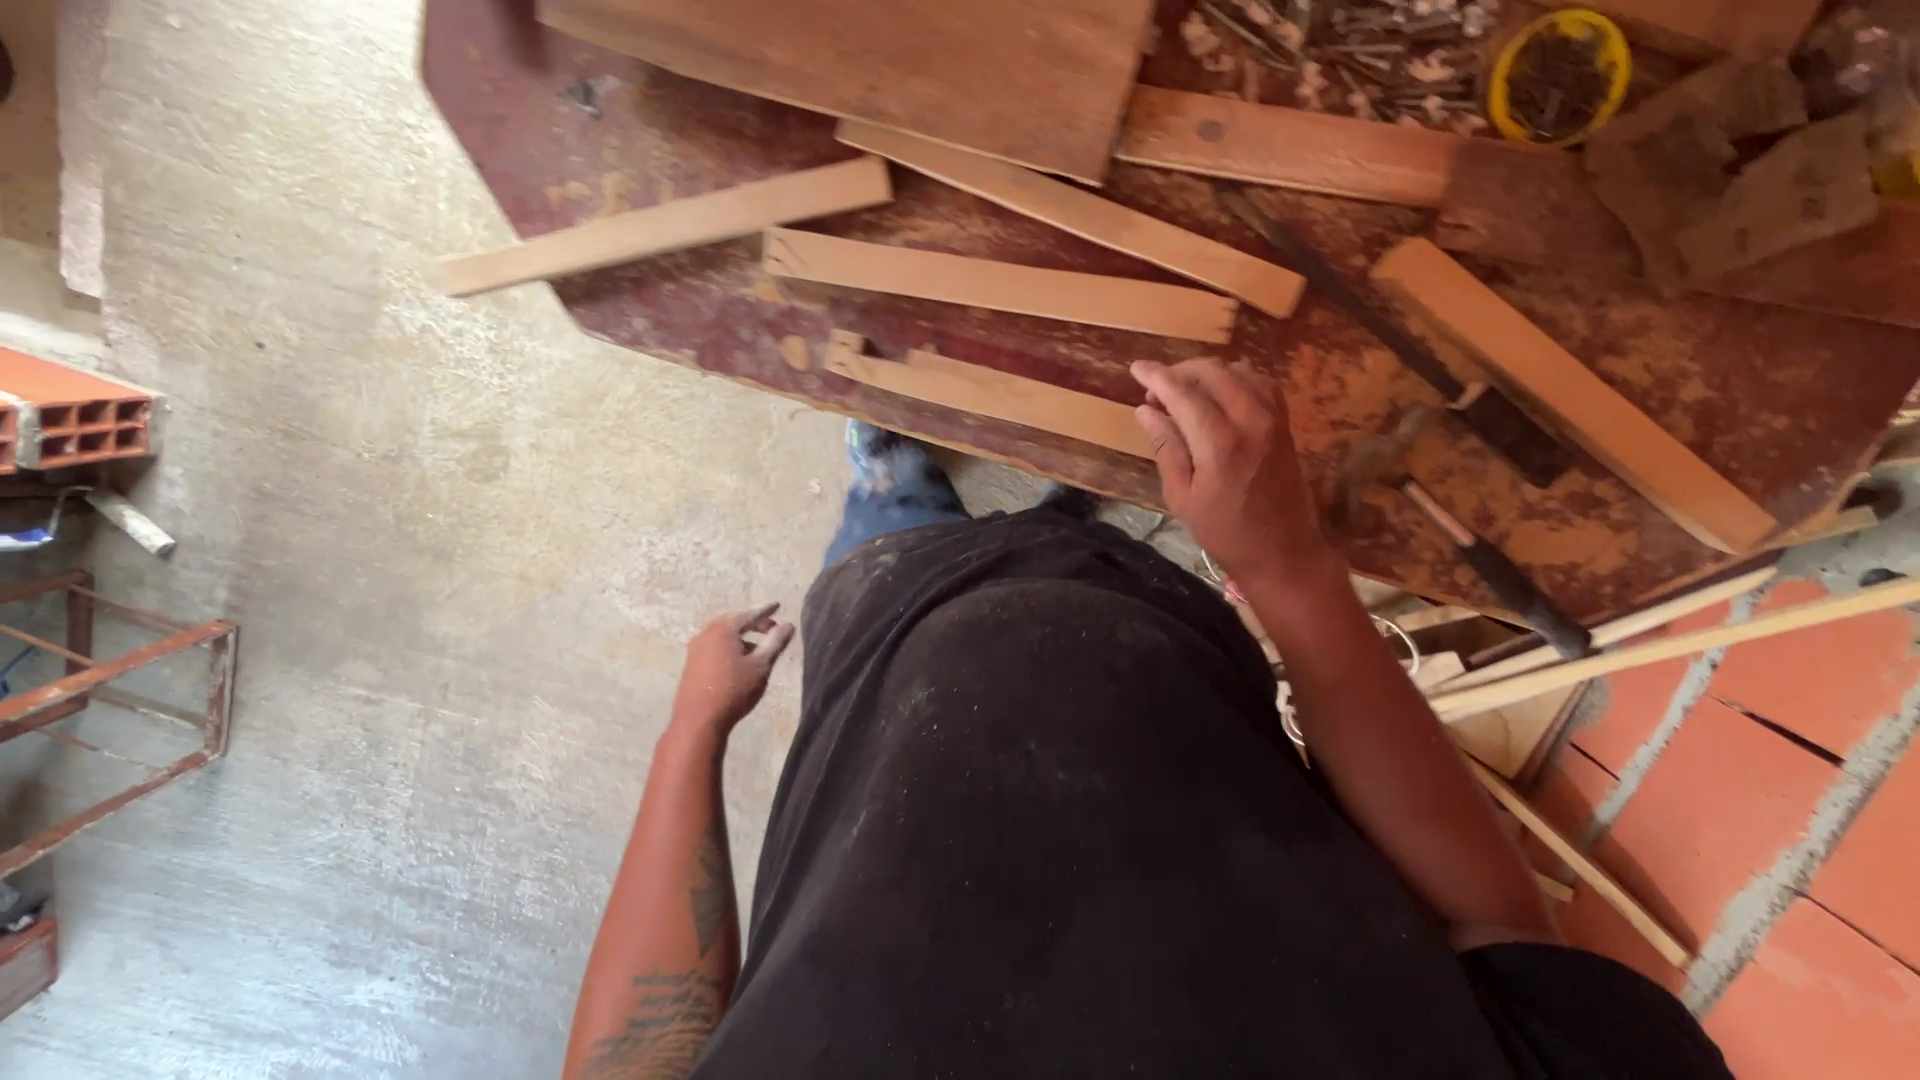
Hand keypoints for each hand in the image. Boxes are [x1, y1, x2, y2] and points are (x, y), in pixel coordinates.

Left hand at [671, 604, 795, 732]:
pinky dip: (730, 645)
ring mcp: (696, 648)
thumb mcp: (761, 665)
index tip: (778, 606)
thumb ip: (775, 642)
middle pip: (734, 621)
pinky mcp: (692, 663)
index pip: (749, 614)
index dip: (766, 611)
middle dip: (753, 622)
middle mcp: (706, 633)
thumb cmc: (734, 689)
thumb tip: (788, 624)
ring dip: (741, 636)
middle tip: (771, 627)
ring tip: (758, 647)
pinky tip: (739, 660)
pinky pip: (715, 645)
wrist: (699, 720)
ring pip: (723, 634)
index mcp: (723, 629)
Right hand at [1131, 359, 1334, 587]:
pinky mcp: (1285, 422)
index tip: (1135, 368)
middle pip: (1211, 372)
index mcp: (1218, 443)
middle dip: (1179, 372)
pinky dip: (1235, 378)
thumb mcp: (1182, 496)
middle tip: (1156, 391)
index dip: (1156, 377)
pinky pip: (1260, 382)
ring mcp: (1272, 418)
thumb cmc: (1224, 531)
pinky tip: (1219, 393)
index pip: (1181, 392)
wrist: (1283, 551)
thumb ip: (1165, 447)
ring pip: (1237, 370)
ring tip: (1184, 392)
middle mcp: (1249, 420)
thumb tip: (1145, 410)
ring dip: (1206, 373)